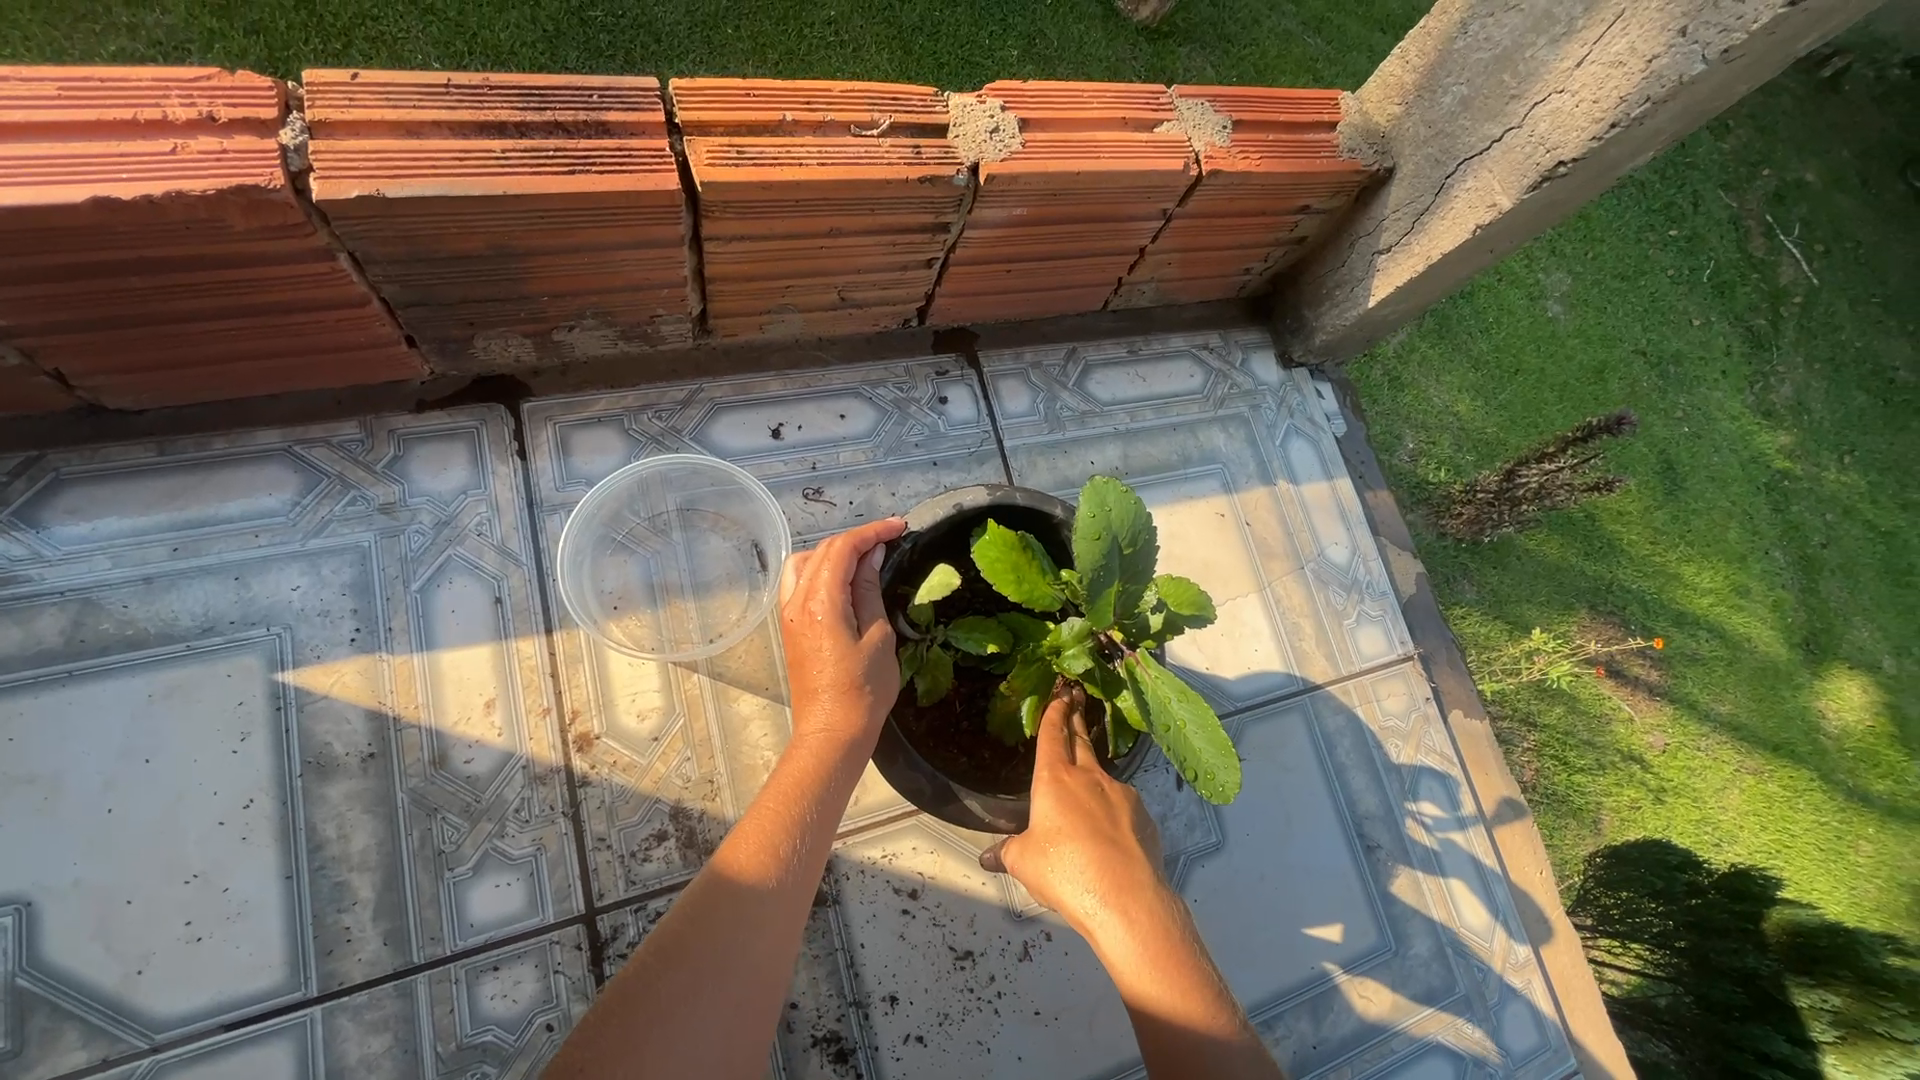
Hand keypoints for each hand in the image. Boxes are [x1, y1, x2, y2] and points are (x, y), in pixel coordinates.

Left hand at [778, 518, 906, 753]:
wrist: (832, 733)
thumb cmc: (862, 691)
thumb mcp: (878, 637)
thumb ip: (870, 591)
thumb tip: (872, 556)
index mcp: (821, 602)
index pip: (843, 549)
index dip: (873, 532)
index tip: (900, 527)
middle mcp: (797, 602)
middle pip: (822, 551)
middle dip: (857, 539)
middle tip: (891, 539)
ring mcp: (789, 615)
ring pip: (805, 563)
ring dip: (834, 552)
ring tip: (865, 557)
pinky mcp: (791, 628)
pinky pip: (799, 583)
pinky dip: (820, 570)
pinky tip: (842, 579)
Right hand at [981, 683, 1167, 943]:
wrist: (1126, 899)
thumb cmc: (1065, 872)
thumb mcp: (1024, 863)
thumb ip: (1007, 853)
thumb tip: (988, 858)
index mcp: (1055, 779)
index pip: (1053, 734)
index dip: (1054, 712)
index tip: (1059, 694)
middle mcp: (1090, 777)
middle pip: (1081, 741)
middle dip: (1076, 719)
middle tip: (1076, 698)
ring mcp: (1121, 794)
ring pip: (1103, 777)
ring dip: (1093, 775)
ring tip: (1086, 794)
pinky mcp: (1143, 817)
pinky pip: (1122, 806)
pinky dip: (1113, 811)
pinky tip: (1109, 836)